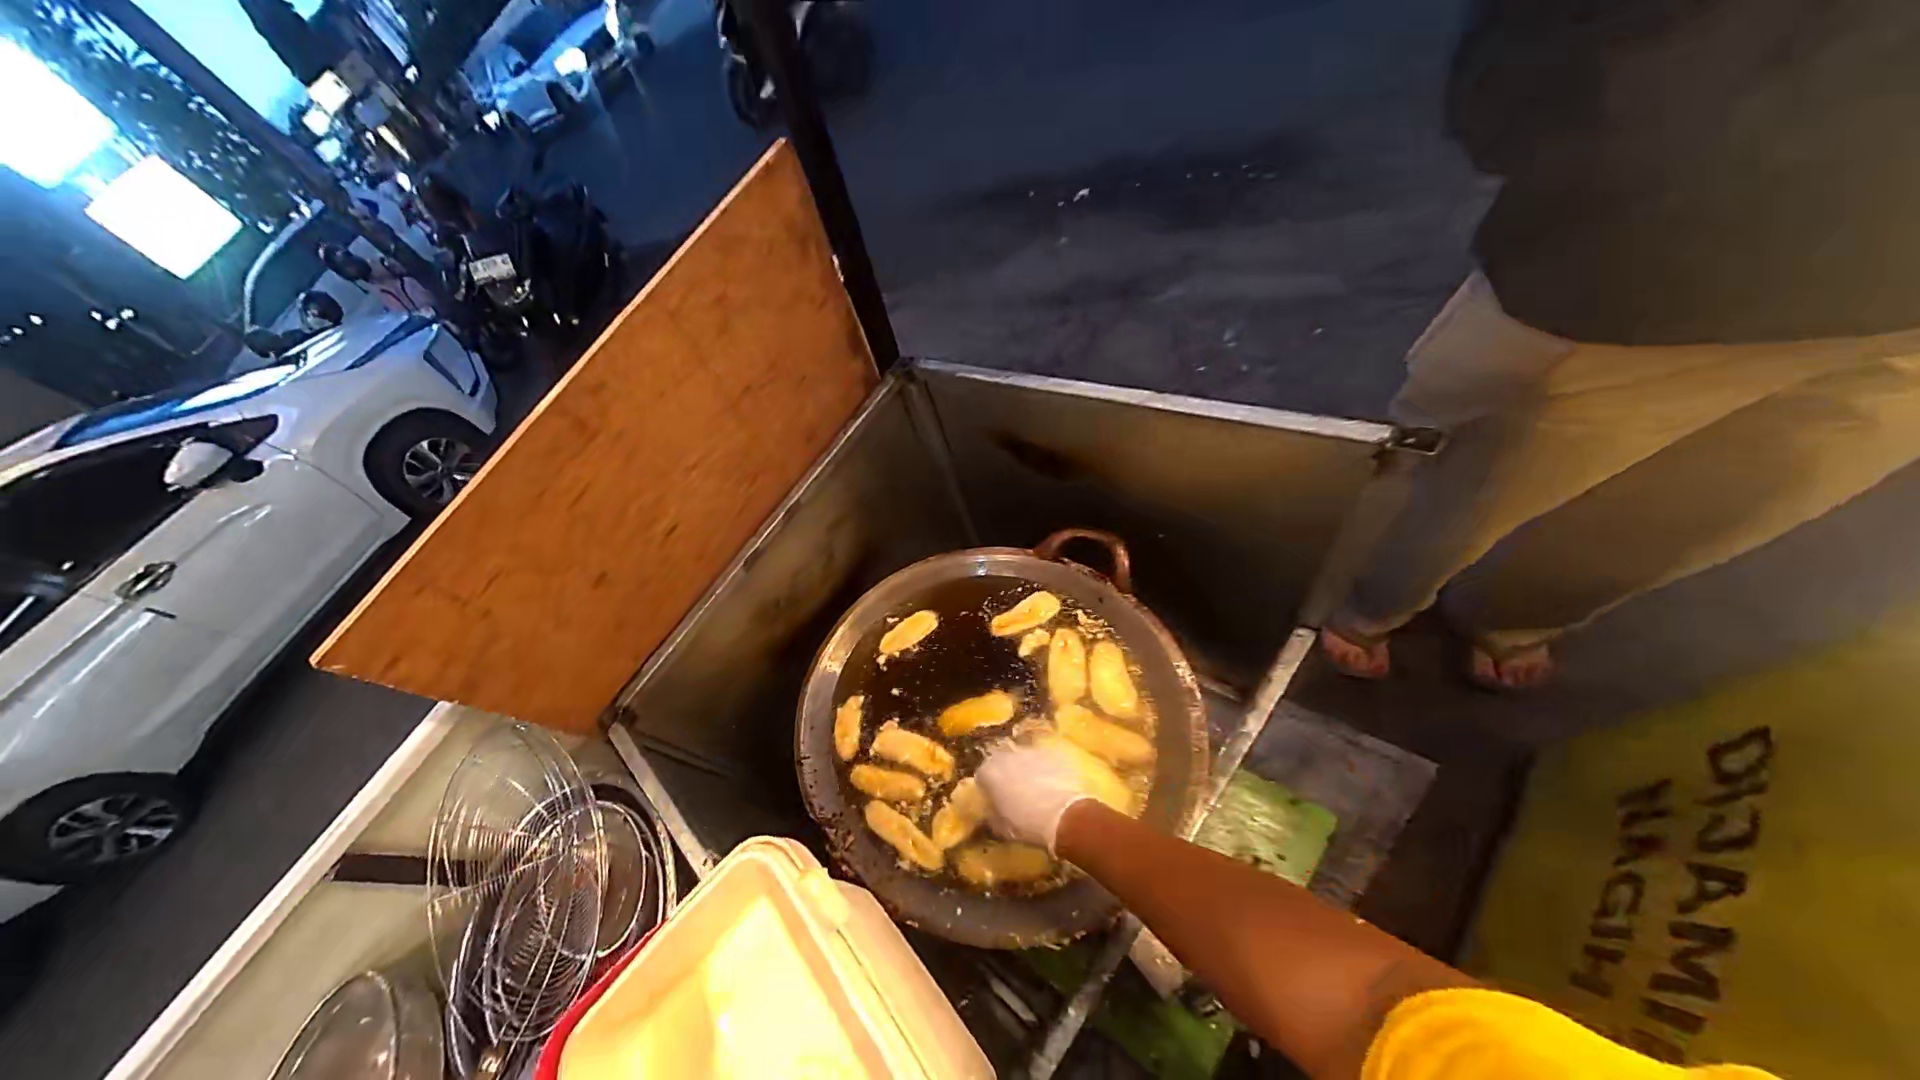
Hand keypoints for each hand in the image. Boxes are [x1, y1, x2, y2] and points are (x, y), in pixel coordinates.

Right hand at [974, 741, 1097, 852]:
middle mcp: (1006, 755)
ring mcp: (1031, 750)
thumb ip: (992, 815)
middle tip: (1016, 792)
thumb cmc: (1027, 824)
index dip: (988, 789)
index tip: (996, 800)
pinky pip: (1045, 760)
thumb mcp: (1001, 827)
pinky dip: (1046, 769)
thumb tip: (992, 811)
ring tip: (1037, 788)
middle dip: (1007, 774)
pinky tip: (1054, 784)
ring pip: (1024, 758)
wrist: (1064, 815)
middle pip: (1002, 762)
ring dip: (1027, 769)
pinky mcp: (1053, 752)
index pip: (982, 776)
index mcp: (989, 772)